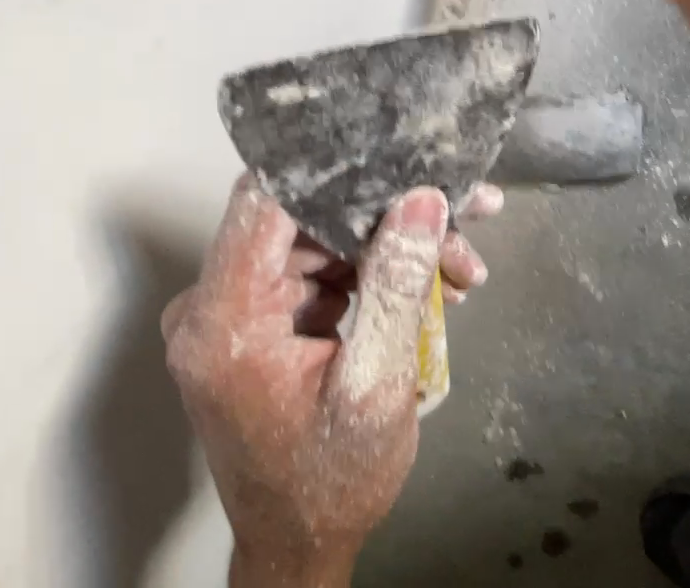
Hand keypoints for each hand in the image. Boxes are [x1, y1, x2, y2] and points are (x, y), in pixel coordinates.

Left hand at [161, 175, 503, 585]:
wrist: (305, 541)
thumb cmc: (334, 475)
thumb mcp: (377, 382)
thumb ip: (396, 286)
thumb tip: (422, 200)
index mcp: (226, 319)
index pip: (267, 201)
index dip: (334, 166)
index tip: (404, 148)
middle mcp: (218, 303)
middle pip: (310, 219)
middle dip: (396, 217)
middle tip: (471, 215)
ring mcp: (242, 310)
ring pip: (328, 240)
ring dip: (399, 248)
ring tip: (465, 266)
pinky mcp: (267, 319)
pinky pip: (327, 270)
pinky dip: (381, 273)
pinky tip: (437, 284)